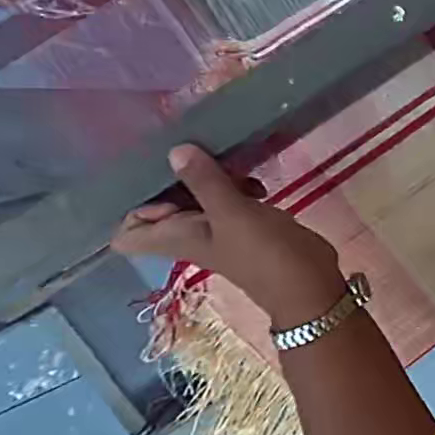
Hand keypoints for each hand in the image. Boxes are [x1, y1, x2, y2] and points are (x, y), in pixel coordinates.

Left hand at [112, 145, 345, 326]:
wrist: (307, 283)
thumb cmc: (264, 252)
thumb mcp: (233, 212)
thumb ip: (204, 181)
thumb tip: (174, 151)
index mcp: (175, 237)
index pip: (127, 232)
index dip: (135, 206)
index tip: (161, 180)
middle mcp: (190, 233)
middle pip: (166, 204)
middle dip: (182, 180)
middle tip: (206, 163)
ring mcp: (219, 230)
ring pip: (200, 198)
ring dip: (216, 180)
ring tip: (239, 173)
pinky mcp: (245, 225)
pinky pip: (229, 201)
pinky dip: (238, 189)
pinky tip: (257, 185)